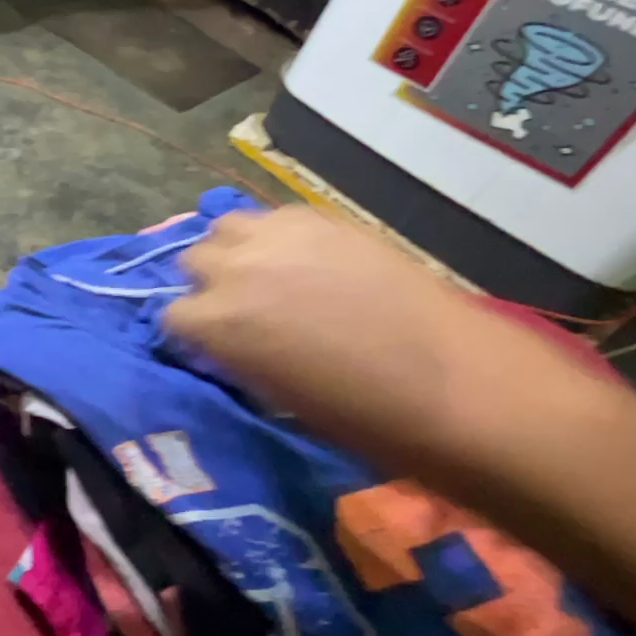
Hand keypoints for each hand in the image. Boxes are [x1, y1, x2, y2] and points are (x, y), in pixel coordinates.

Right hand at [166, 207, 596, 467]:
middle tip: (247, 309)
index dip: (195, 333)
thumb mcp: (274, 395)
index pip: (170, 315)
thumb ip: (234, 354)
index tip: (218, 347)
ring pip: (223, 228)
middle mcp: (229, 270)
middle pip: (192, 262)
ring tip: (270, 274)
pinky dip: (278, 236)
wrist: (465, 388)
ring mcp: (273, 237)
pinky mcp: (316, 218)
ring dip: (237, 250)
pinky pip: (273, 217)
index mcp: (213, 323)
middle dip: (210, 284)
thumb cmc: (367, 419)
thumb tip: (225, 340)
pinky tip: (309, 260)